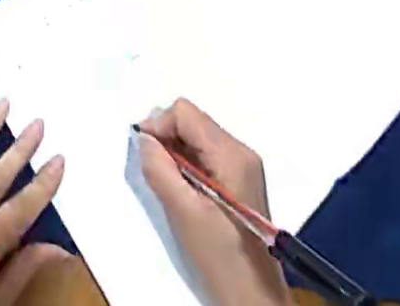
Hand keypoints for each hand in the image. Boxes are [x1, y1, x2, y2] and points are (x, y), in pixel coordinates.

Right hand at [137, 99, 291, 305]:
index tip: (144, 151)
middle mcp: (241, 150)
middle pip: (193, 121)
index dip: (159, 125)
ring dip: (177, 151)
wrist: (255, 299)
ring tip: (170, 182)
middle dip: (167, 137)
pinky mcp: (241, 178)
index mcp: (231, 154)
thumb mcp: (183, 212)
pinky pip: (207, 153)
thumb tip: (144, 137)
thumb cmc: (220, 257)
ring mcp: (243, 164)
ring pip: (197, 135)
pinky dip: (189, 162)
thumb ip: (159, 169)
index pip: (185, 113)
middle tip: (155, 168)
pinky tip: (184, 188)